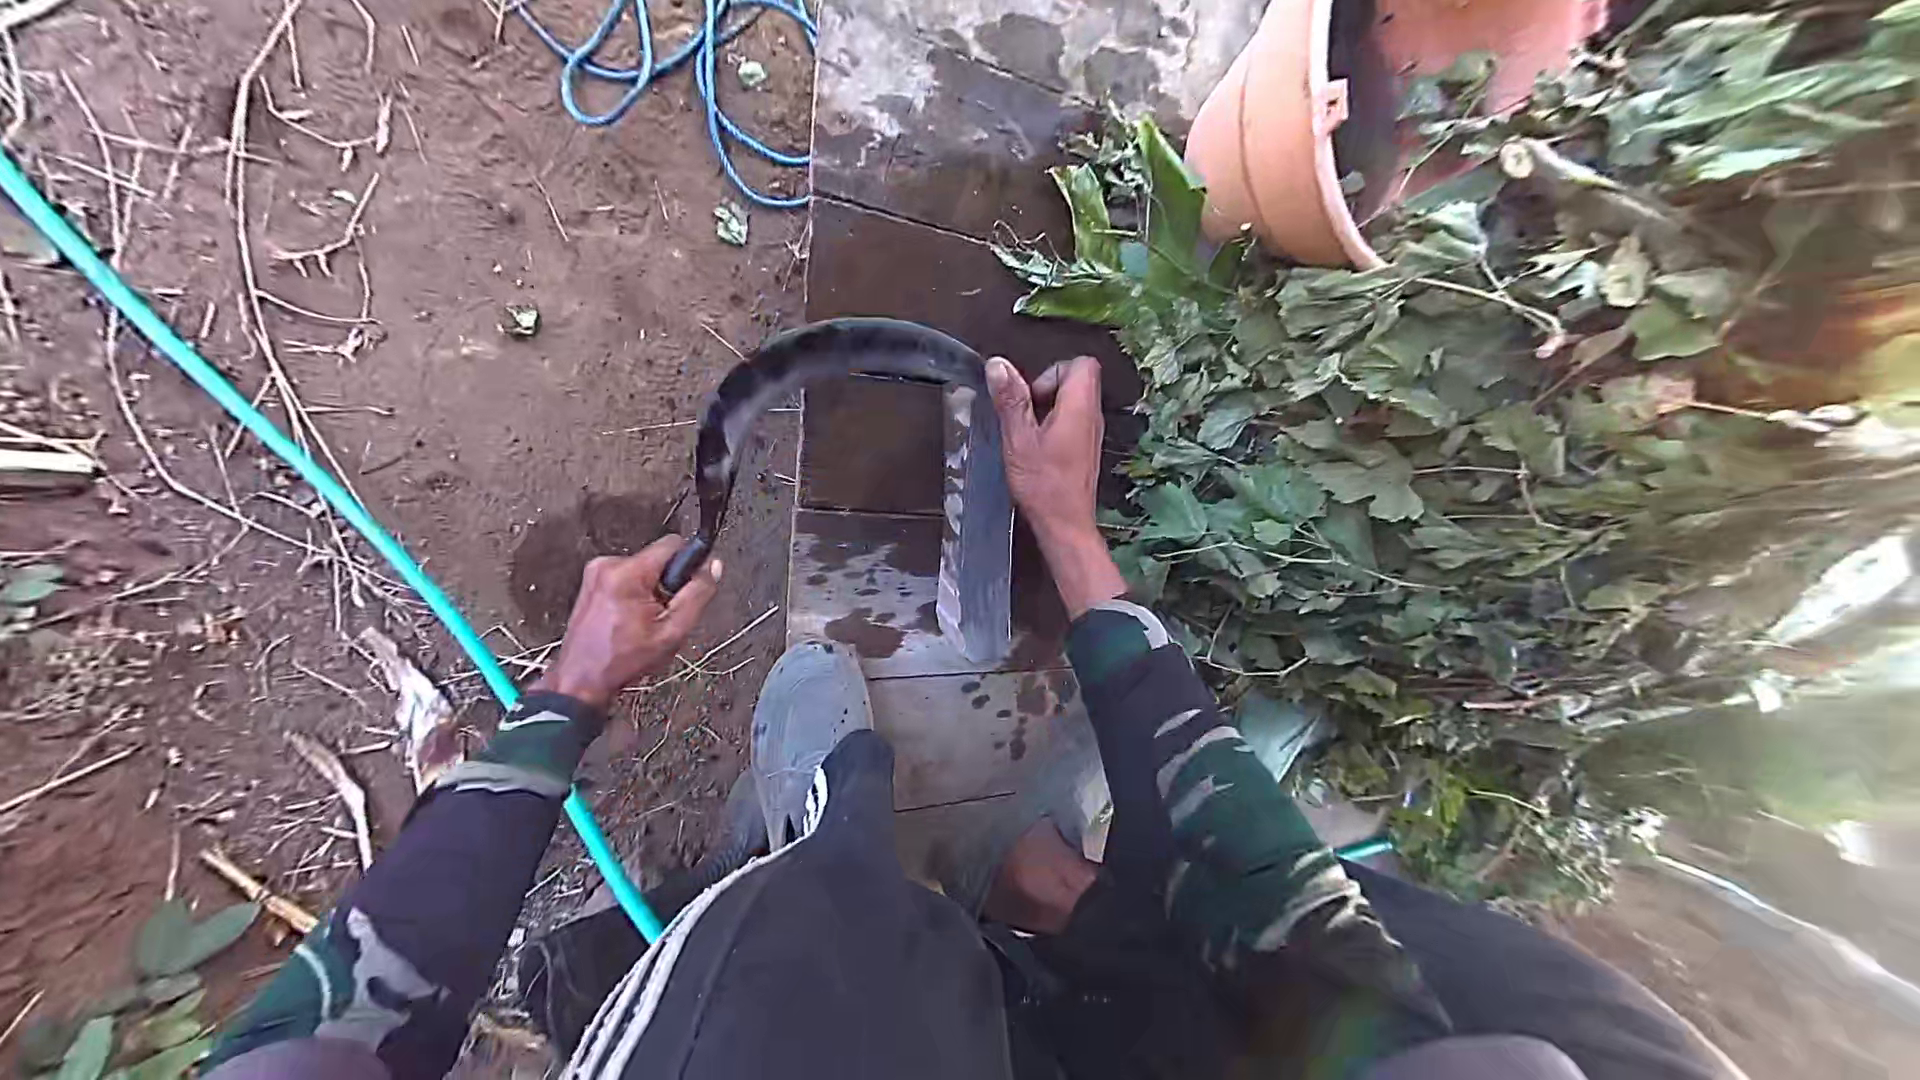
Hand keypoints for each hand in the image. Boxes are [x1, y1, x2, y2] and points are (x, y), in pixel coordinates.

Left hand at [534, 535, 721, 709]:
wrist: (582, 678)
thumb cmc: (622, 660)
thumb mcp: (674, 631)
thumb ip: (698, 594)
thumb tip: (713, 567)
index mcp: (627, 574)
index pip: (673, 544)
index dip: (688, 565)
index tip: (684, 590)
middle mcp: (607, 565)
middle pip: (659, 559)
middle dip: (668, 583)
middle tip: (661, 615)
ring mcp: (596, 572)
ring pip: (646, 569)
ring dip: (652, 591)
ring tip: (644, 620)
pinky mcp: (593, 580)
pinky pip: (630, 576)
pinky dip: (637, 594)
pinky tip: (630, 619)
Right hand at [986, 356, 1126, 617]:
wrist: (1065, 525)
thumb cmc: (1043, 485)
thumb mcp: (1019, 439)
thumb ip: (1010, 401)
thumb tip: (998, 365)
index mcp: (1080, 407)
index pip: (1082, 364)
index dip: (1052, 371)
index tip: (1032, 397)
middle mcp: (1093, 417)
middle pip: (1077, 381)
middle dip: (1046, 391)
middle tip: (1027, 417)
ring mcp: (1092, 435)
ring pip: (1073, 404)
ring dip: (1047, 411)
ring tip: (1028, 436)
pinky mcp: (1086, 451)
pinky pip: (1072, 424)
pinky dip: (1053, 428)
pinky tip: (1036, 452)